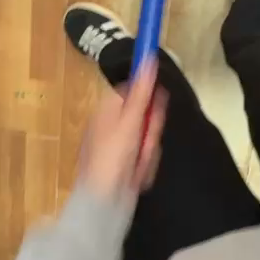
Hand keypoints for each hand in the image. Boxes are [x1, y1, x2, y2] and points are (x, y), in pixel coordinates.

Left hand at [75, 62, 165, 200]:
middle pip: (146, 117)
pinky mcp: (125, 165)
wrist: (103, 202)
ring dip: (147, 152)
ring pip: (148, 139)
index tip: (157, 107)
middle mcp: (112, 125)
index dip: (148, 99)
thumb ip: (142, 91)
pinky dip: (143, 167)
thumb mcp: (130, 121)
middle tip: (144, 144)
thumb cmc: (113, 157)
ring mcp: (119, 146)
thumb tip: (148, 57)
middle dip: (150, 133)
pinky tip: (137, 176)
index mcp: (107, 109)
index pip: (135, 91)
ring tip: (138, 165)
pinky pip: (144, 158)